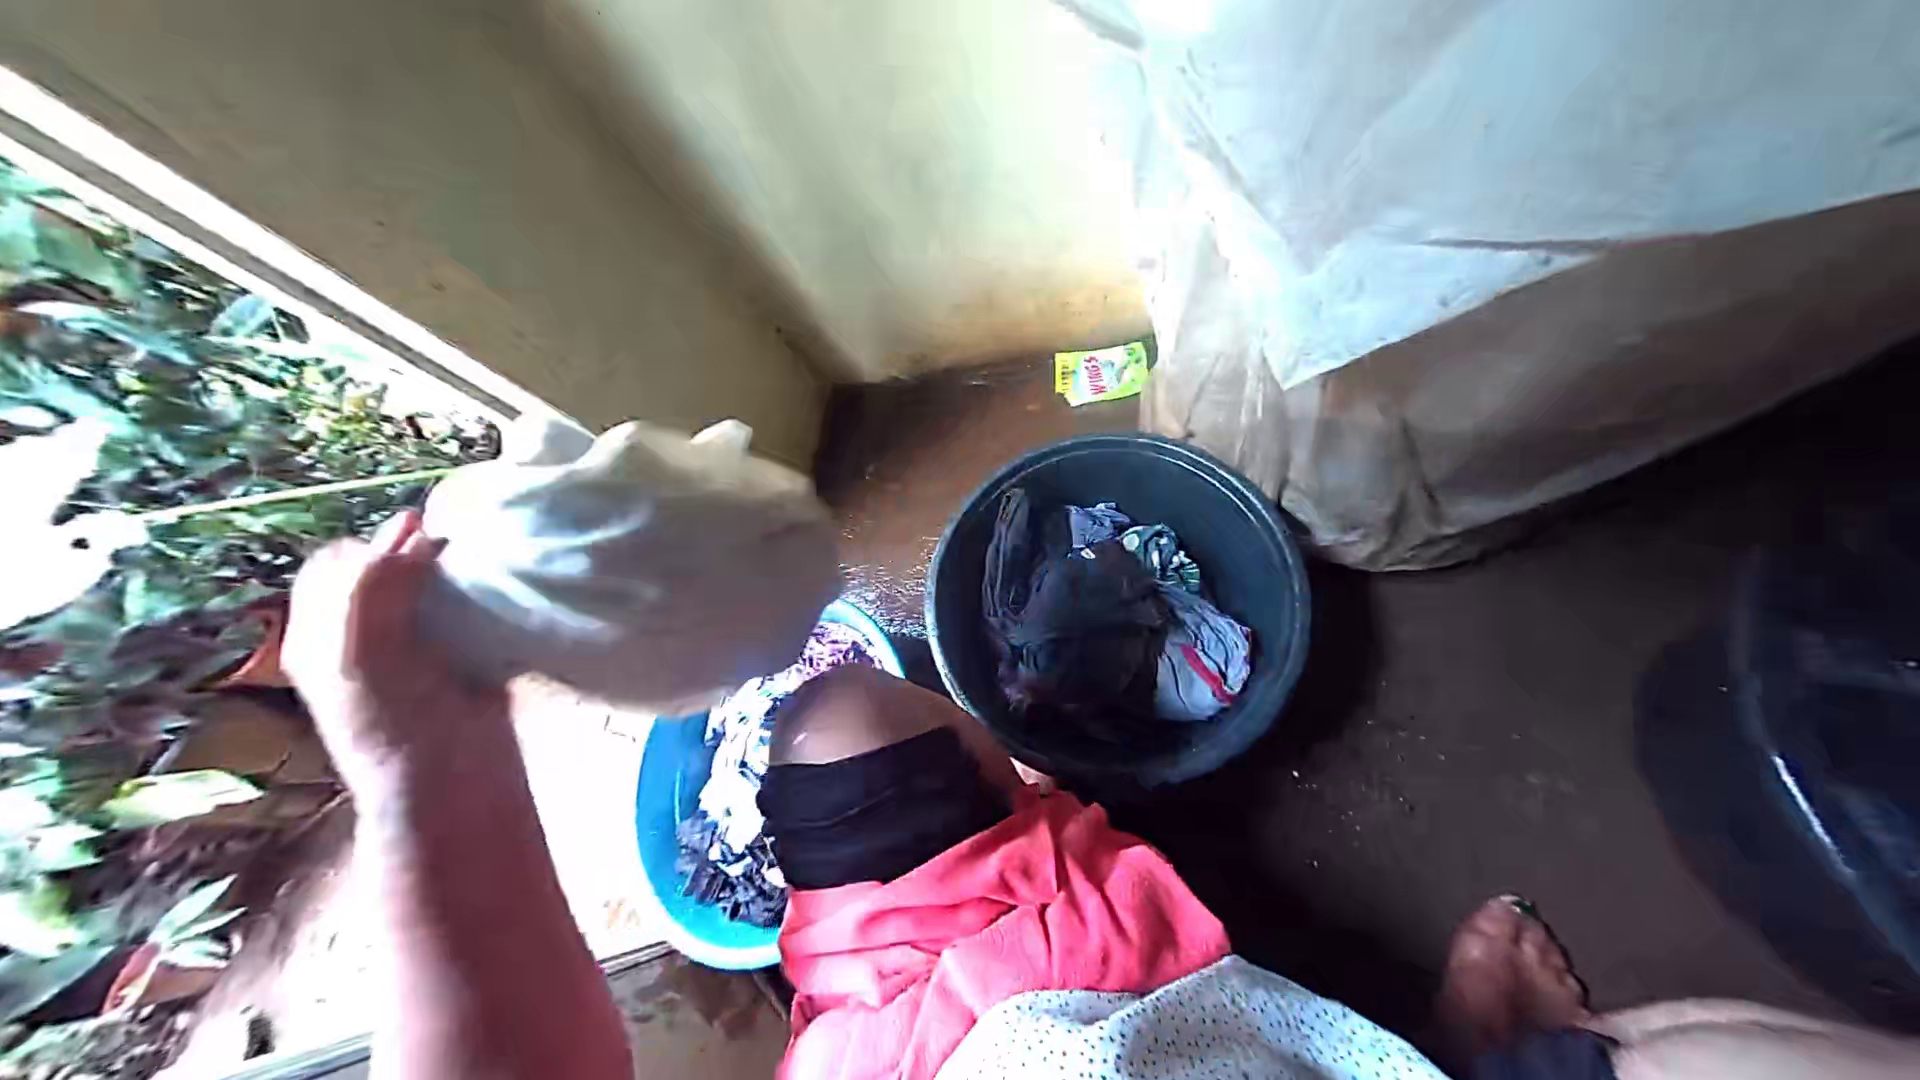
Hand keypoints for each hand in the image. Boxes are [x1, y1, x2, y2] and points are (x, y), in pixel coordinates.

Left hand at [282, 510, 508, 797]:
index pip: (338, 562)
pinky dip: (480, 594)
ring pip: (431, 587)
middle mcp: (365, 634)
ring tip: (483, 564)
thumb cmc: (396, 721)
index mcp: (321, 633)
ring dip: (454, 572)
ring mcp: (417, 645)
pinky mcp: (463, 654)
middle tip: (457, 549)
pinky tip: (499, 593)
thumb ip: (372, 591)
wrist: (453, 777)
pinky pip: (467, 609)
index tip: (423, 540)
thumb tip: (413, 530)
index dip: (375, 545)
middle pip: (386, 570)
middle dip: (418, 552)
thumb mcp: (362, 654)